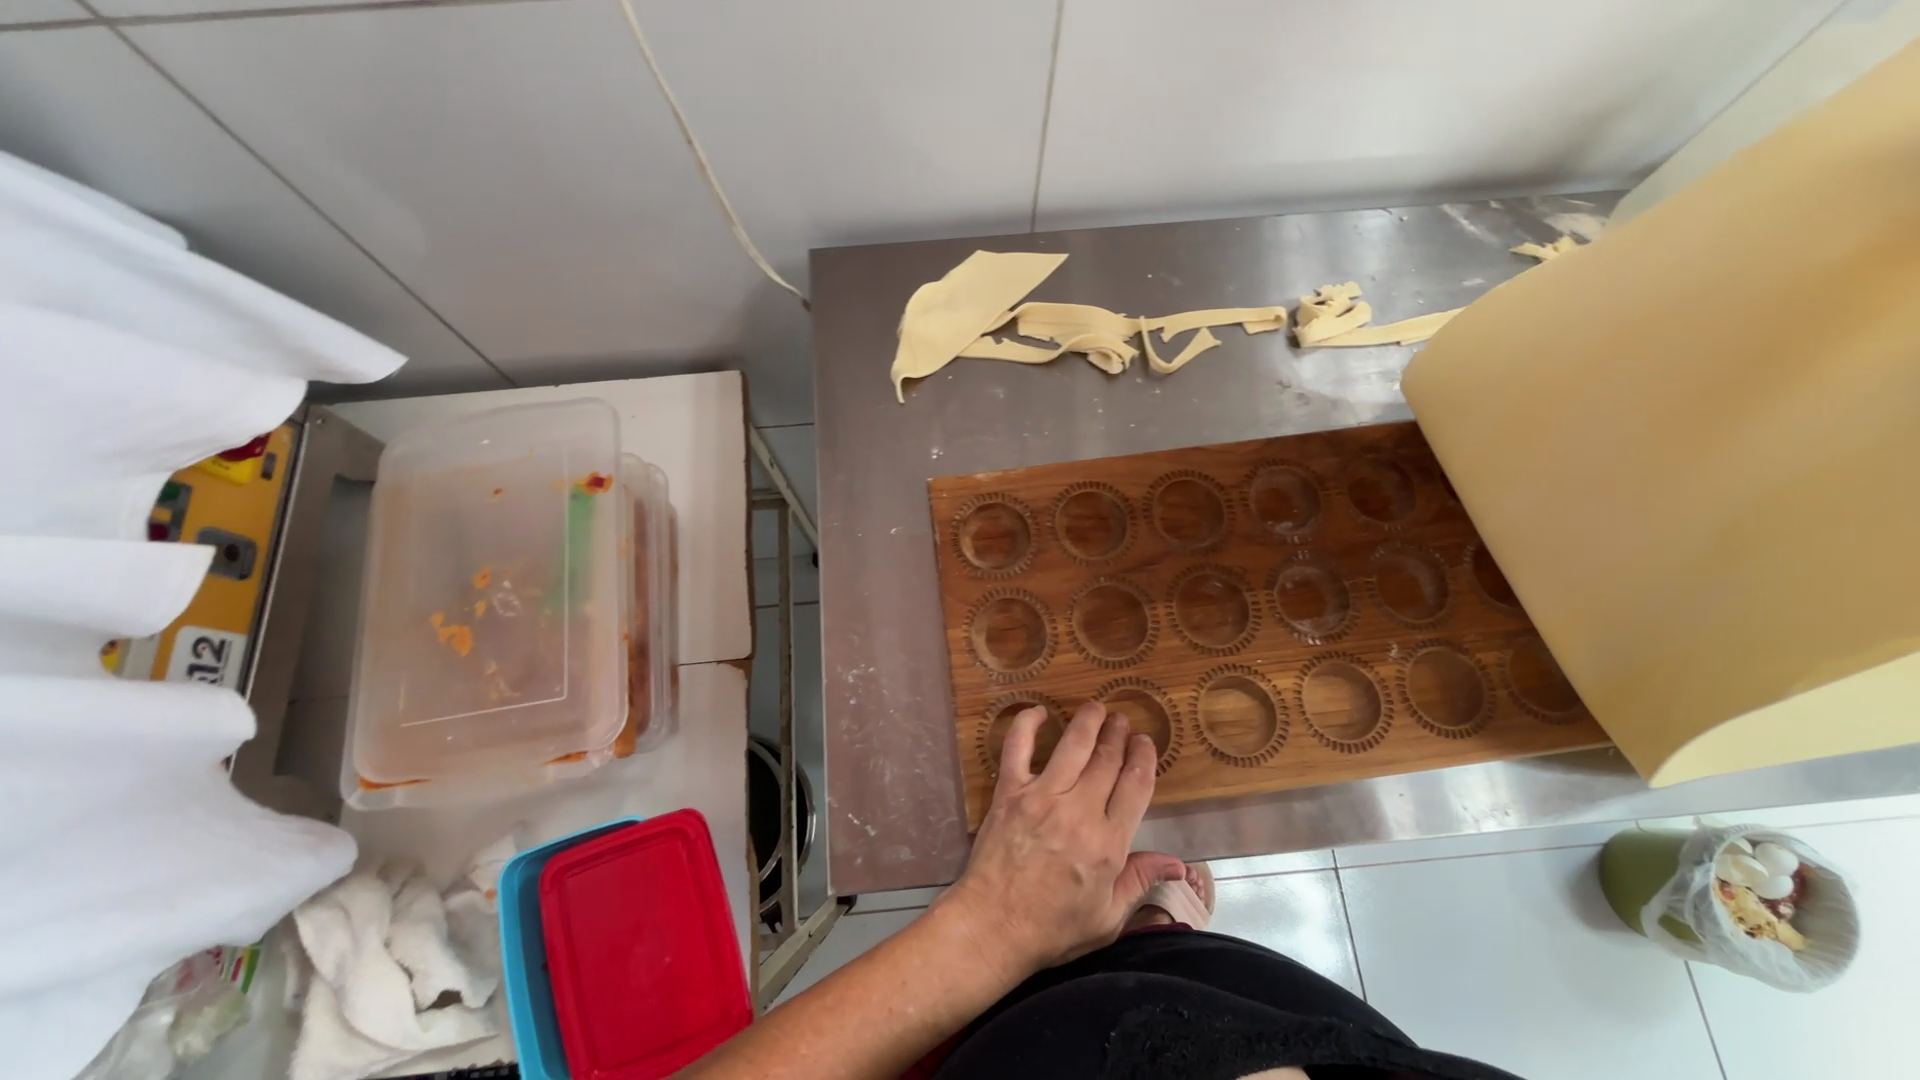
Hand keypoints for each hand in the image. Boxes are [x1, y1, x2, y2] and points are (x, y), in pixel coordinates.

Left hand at [934, 701, 1185, 979]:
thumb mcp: (1107, 917)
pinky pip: (1018, 748)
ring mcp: (1042, 797)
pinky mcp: (1009, 793)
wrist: (993, 926)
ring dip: (1088, 721)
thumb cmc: (1052, 929)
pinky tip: (1038, 711)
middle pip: (1107, 759)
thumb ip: (1140, 881)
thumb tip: (1177, 863)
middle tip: (1123, 722)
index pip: (1136, 785)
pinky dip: (1027, 724)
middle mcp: (1079, 812)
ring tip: (1096, 708)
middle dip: (1119, 735)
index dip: (1143, 758)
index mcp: (1108, 843)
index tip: (1144, 743)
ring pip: (1072, 745)